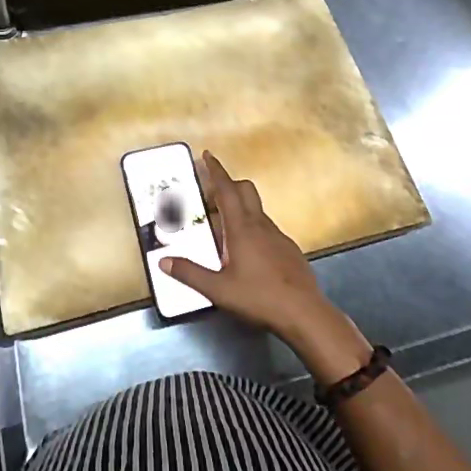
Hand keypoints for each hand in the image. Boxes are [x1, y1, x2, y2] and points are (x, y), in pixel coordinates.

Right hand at [160, 151, 372, 378]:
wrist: (306, 315)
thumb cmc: (260, 298)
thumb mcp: (218, 290)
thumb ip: (190, 274)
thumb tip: (164, 262)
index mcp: (242, 229)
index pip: (227, 190)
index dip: (216, 171)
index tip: (207, 156)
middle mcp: (261, 226)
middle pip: (246, 191)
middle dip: (228, 185)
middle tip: (210, 196)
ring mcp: (279, 237)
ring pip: (256, 211)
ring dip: (239, 210)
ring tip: (222, 231)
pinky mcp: (289, 250)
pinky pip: (267, 229)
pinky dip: (252, 229)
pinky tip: (246, 254)